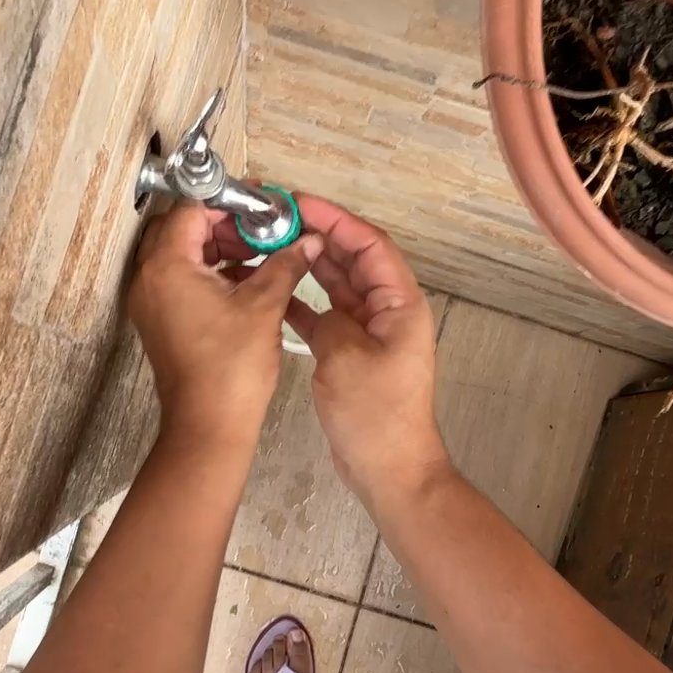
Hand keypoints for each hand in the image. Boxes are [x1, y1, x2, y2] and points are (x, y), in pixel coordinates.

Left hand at [127, 203, 321, 446]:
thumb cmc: (230, 370)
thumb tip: (308, 240)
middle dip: (223, 225)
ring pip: (181, 256)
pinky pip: (180, 282)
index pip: (191, 211)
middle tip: (259, 229)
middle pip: (181, 230)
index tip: (257, 202)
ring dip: (218, 249)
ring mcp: (152, 304)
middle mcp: (150, 281)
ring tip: (260, 256)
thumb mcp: (265, 306)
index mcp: (168, 267)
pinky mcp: (161, 322)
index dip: (228, 202)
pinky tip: (247, 282)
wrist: (209, 424)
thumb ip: (286, 263)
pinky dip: (210, 275)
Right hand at [282, 194, 452, 504]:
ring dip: (309, 266)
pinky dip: (303, 303)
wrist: (388, 468)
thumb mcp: (346, 358)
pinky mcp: (350, 353)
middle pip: (353, 260)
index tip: (298, 203)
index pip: (369, 245)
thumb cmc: (376, 416)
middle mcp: (388, 311)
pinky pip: (326, 316)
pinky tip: (275, 293)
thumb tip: (310, 304)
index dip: (336, 219)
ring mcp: (369, 333)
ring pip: (337, 286)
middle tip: (277, 220)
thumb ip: (328, 319)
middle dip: (319, 237)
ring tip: (271, 248)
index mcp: (400, 304)